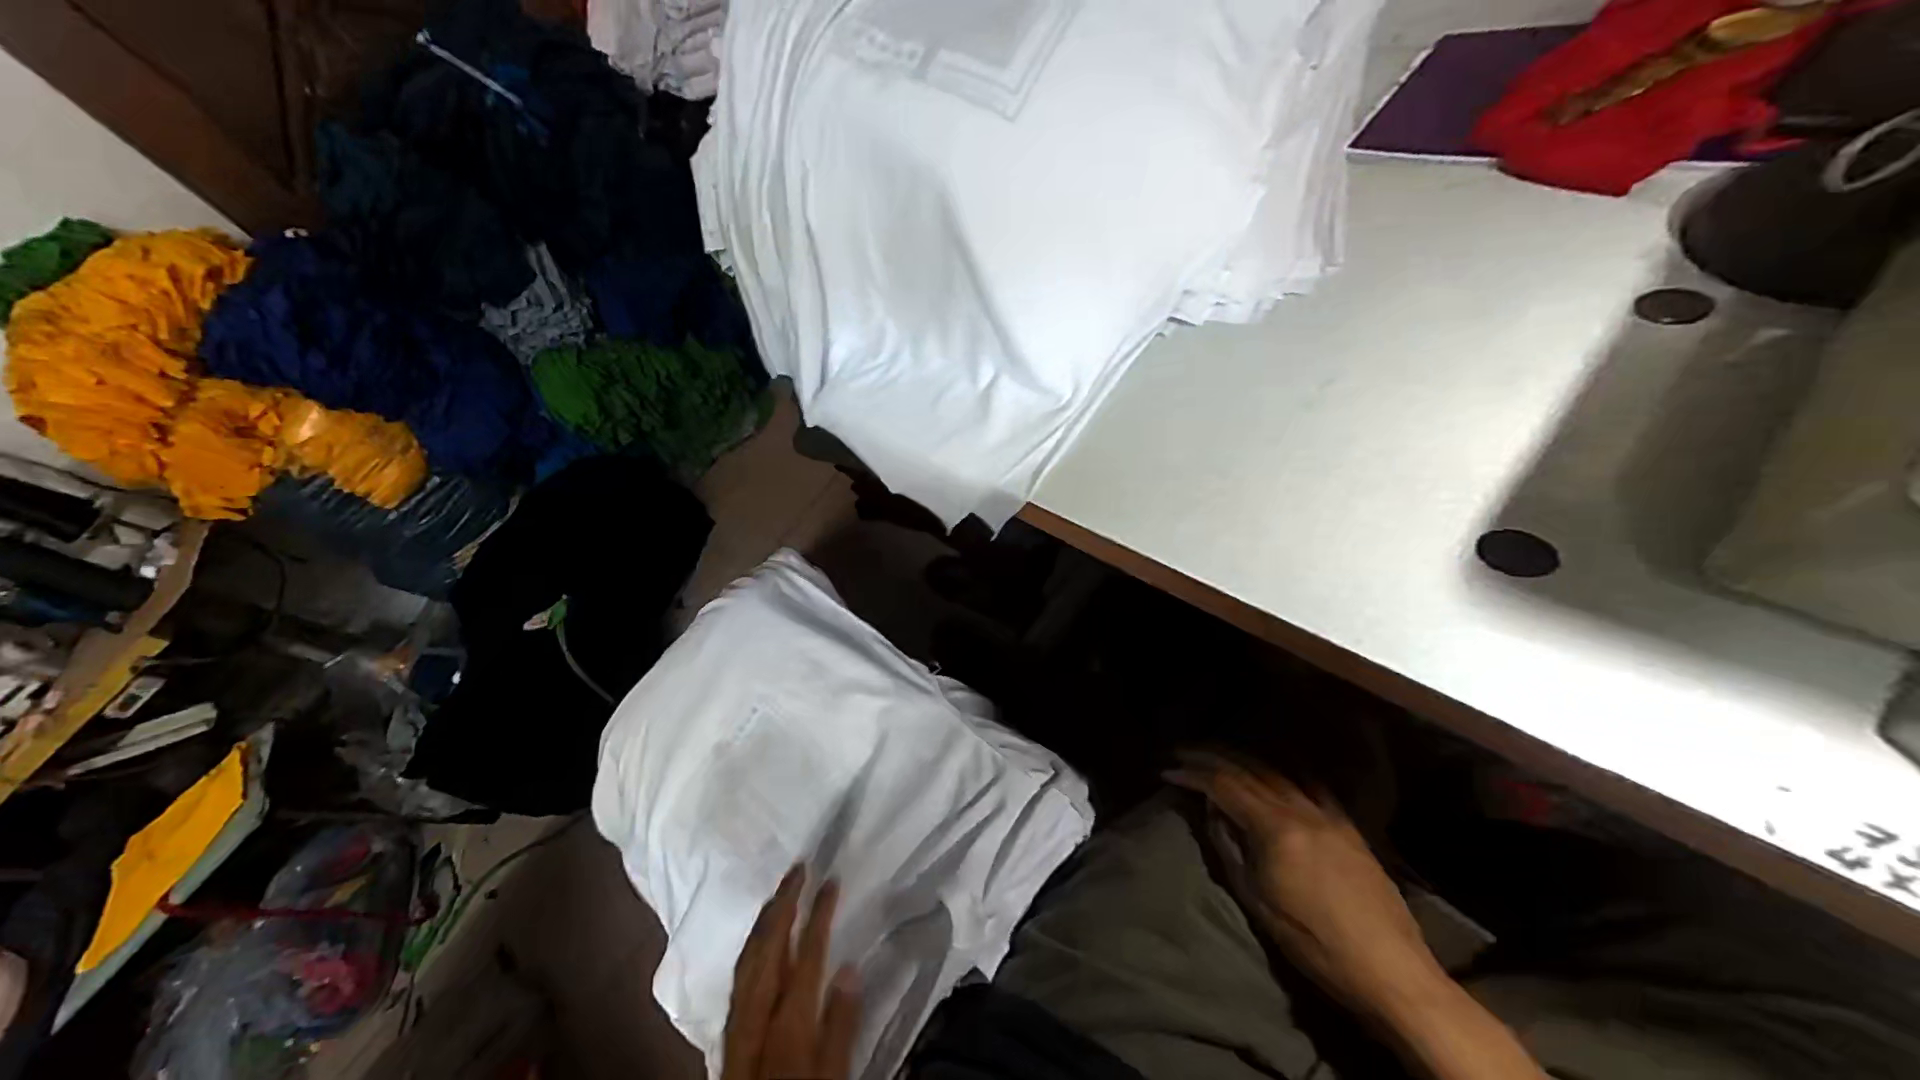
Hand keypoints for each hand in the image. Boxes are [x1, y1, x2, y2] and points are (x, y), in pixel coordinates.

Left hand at [722, 865, 862, 1079]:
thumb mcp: (833, 1078)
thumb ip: (840, 1026)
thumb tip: (851, 967)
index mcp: (788, 1022)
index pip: (805, 954)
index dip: (818, 913)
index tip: (831, 879)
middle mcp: (756, 1015)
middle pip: (768, 947)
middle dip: (783, 903)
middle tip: (798, 867)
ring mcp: (738, 1025)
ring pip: (747, 959)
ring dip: (764, 920)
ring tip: (780, 892)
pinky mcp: (730, 1036)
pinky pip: (739, 976)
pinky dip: (751, 946)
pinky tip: (759, 941)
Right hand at [1166, 750, 1443, 1017]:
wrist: (1389, 968)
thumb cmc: (1314, 943)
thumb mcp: (1257, 900)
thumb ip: (1230, 848)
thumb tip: (1212, 811)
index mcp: (1275, 829)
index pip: (1224, 786)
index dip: (1193, 773)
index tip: (1168, 769)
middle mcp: (1301, 809)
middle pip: (1249, 768)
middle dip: (1212, 756)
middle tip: (1184, 750)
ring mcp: (1328, 813)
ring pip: (1278, 770)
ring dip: (1244, 757)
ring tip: (1219, 753)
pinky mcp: (1347, 824)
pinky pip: (1310, 782)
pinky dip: (1284, 767)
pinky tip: (1274, 765)